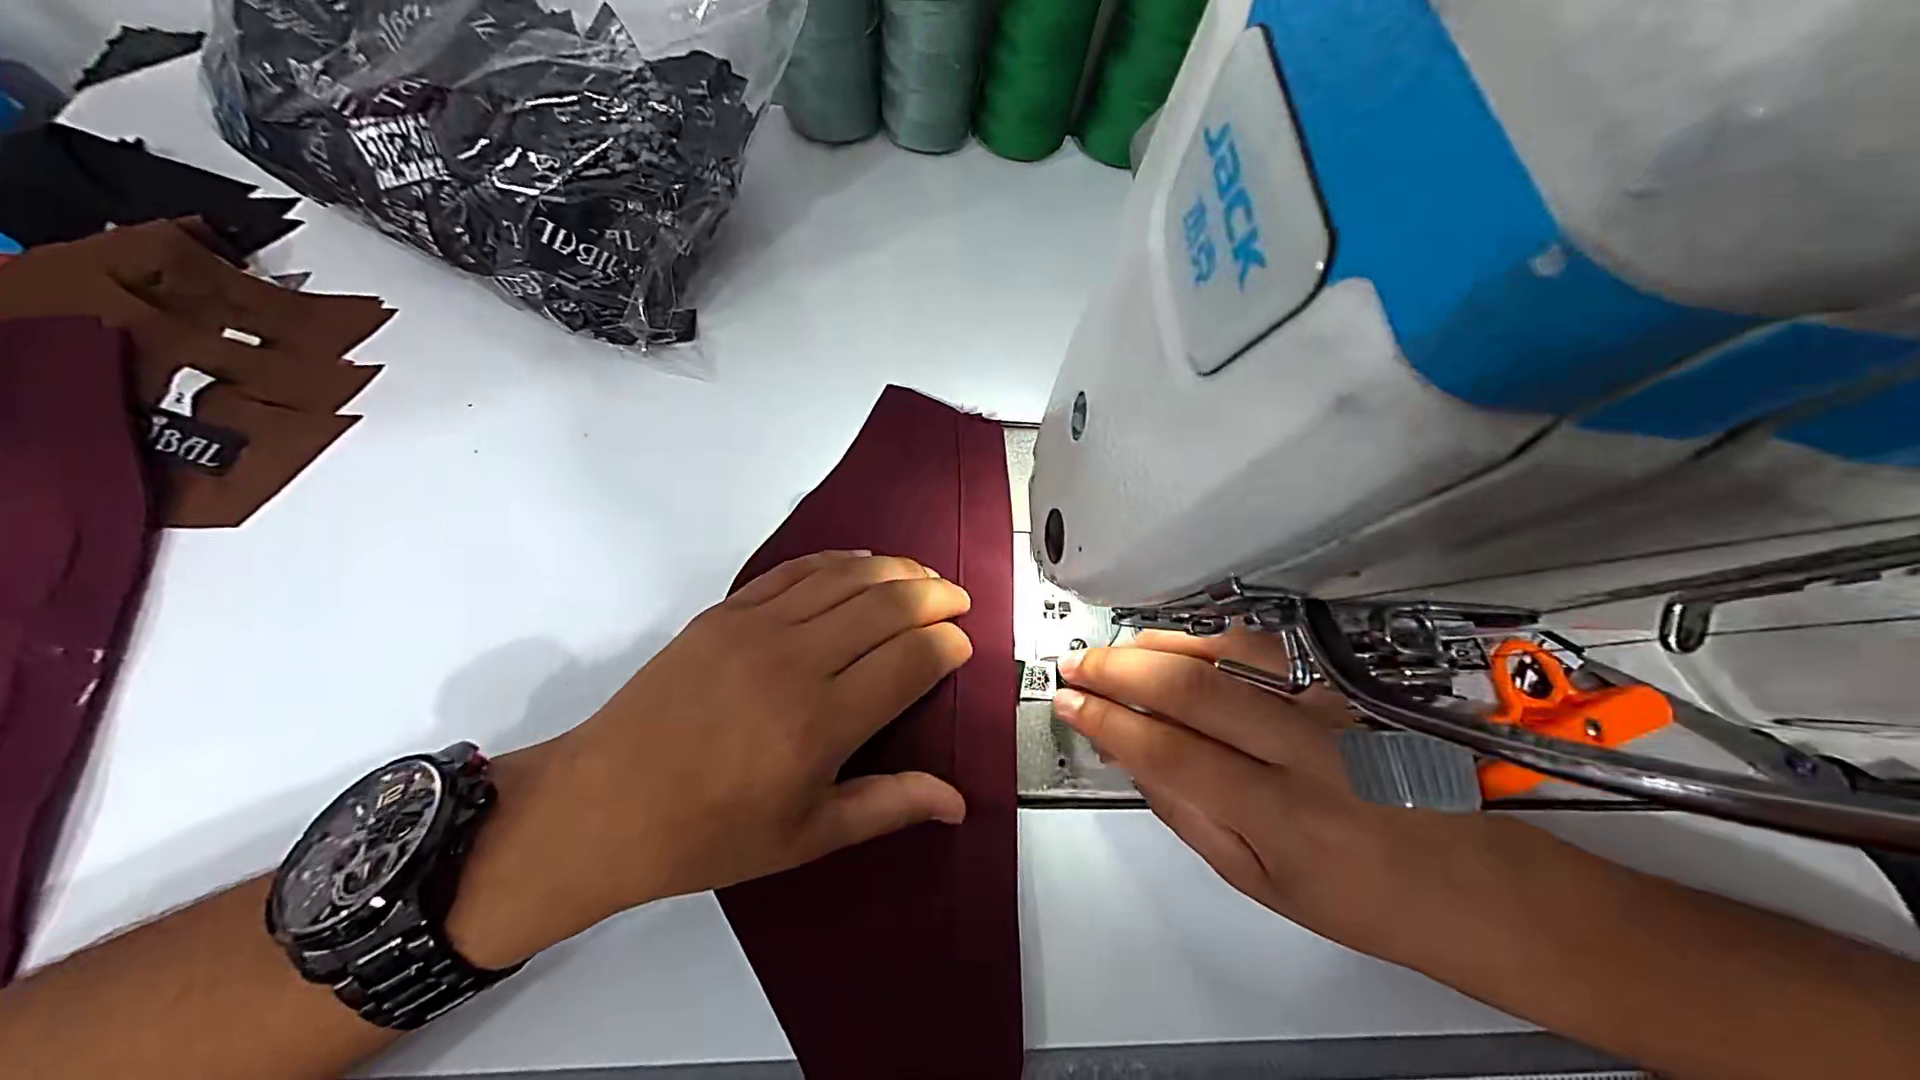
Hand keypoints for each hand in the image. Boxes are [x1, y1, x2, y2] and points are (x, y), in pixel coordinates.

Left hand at [451, 551, 973, 964]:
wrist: (603, 806)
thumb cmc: (709, 833)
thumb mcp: (807, 835)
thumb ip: (889, 806)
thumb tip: (957, 802)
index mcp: (822, 722)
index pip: (913, 659)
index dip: (950, 645)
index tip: (963, 647)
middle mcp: (796, 662)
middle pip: (889, 604)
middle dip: (937, 596)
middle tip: (958, 602)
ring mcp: (756, 628)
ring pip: (847, 577)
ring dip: (897, 570)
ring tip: (925, 576)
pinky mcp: (725, 612)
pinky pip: (795, 570)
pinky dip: (838, 561)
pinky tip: (862, 563)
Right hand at [1053, 628, 1495, 961]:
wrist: (1482, 885)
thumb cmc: (1368, 903)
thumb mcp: (1260, 882)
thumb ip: (1189, 816)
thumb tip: (1132, 759)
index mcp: (1282, 817)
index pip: (1170, 753)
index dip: (1107, 721)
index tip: (1069, 704)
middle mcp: (1310, 753)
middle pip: (1193, 689)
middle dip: (1118, 670)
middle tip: (1076, 666)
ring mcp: (1334, 708)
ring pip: (1228, 653)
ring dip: (1157, 645)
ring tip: (1113, 653)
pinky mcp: (1349, 686)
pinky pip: (1264, 649)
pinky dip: (1206, 640)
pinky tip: (1174, 646)